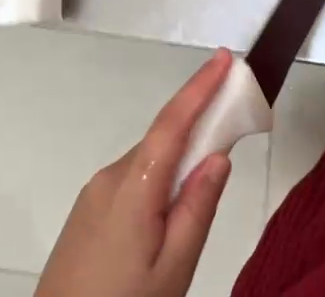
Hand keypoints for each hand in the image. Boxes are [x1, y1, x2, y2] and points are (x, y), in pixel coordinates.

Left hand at [36, 49, 235, 296]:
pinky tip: (171, 208)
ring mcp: (94, 194)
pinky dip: (159, 178)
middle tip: (238, 118)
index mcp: (134, 186)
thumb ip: (197, 208)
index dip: (200, 86)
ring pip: (149, 163)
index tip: (225, 56)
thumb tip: (218, 156)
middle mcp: (110, 177)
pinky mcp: (87, 213)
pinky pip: (133, 180)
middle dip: (200, 123)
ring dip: (180, 158)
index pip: (173, 123)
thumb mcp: (173, 268)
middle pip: (163, 139)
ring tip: (209, 181)